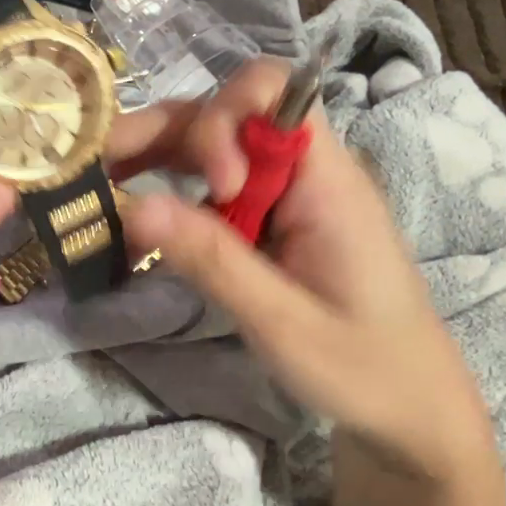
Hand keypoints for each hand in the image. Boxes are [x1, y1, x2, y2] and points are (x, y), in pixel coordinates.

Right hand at [112, 59, 497, 476]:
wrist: (409, 409)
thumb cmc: (363, 368)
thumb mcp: (283, 322)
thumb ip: (212, 260)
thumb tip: (134, 206)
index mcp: (327, 182)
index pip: (274, 95)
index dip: (227, 122)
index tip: (214, 187)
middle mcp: (300, 174)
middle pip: (226, 114)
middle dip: (161, 130)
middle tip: (102, 166)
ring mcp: (279, 197)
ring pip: (207, 147)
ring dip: (151, 156)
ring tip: (97, 182)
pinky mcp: (262, 222)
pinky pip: (205, 189)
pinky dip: (162, 194)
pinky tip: (127, 221)